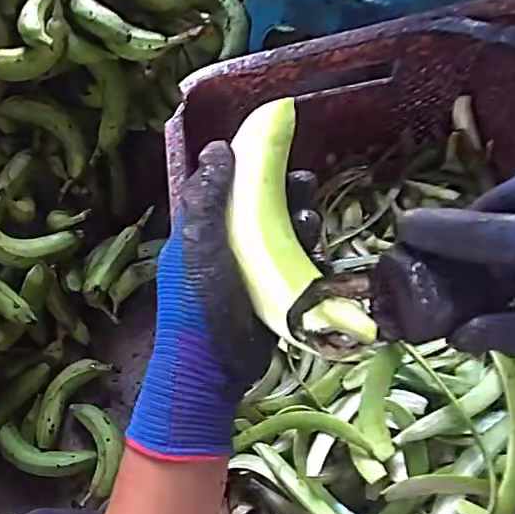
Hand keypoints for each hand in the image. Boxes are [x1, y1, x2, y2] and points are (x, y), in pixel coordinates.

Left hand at [125, 142, 310, 459]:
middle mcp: (230, 246)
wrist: (214, 366)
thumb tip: (218, 147)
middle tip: (303, 184)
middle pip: (266, 206)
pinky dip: (311, 256)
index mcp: (203, 230)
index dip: (253, 166)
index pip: (230, 186)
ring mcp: (254, 270)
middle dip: (288, 193)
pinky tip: (317, 257)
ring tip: (308, 226)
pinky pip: (301, 264)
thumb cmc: (198, 303)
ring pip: (288, 233)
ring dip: (303, 222)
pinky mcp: (277, 292)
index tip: (275, 149)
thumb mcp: (197, 245)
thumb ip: (206, 199)